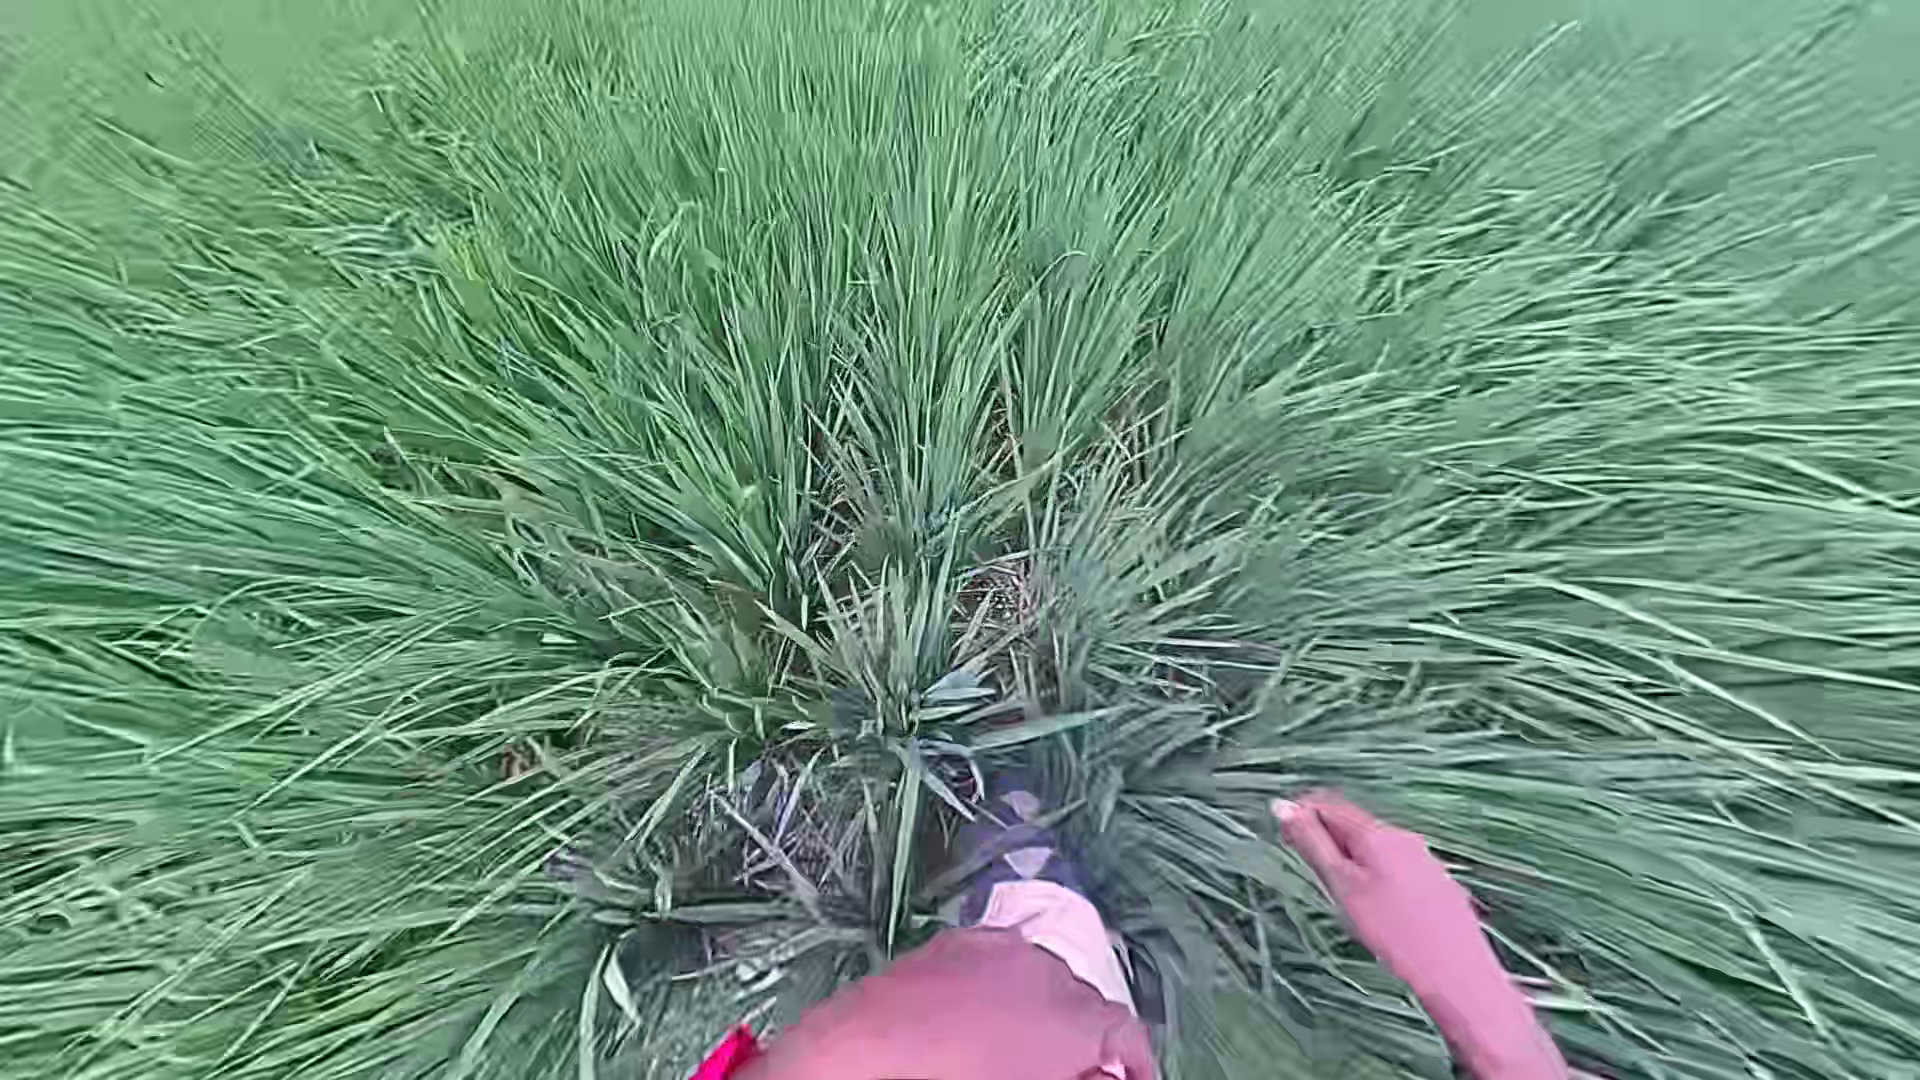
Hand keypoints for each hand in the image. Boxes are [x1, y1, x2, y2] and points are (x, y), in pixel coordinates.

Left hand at [734, 927, 1153, 1079]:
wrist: (852, 1063)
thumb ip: (1081, 1079)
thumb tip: (1103, 1075)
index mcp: (1063, 1009)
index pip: (1122, 1030)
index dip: (1134, 1064)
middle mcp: (1033, 962)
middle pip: (1081, 998)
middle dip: (1088, 1039)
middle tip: (1077, 1077)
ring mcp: (987, 945)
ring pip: (1038, 975)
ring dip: (1045, 1011)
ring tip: (1028, 1056)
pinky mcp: (949, 941)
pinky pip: (997, 961)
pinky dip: (1005, 990)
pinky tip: (982, 1026)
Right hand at [1274, 792, 1565, 1079]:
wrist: (1464, 986)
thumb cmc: (1392, 932)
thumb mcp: (1340, 885)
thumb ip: (1310, 842)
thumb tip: (1280, 804)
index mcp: (1377, 832)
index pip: (1327, 802)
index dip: (1301, 815)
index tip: (1286, 840)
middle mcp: (1403, 837)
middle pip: (1350, 822)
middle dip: (1324, 838)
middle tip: (1311, 870)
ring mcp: (1426, 860)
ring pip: (1372, 845)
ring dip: (1348, 857)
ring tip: (1342, 893)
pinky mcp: (1440, 885)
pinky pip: (1394, 864)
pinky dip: (1373, 873)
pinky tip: (1376, 906)